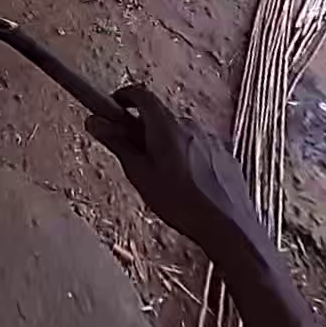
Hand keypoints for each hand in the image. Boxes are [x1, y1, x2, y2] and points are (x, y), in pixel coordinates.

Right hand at [85, 84, 259, 246]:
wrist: (232, 233)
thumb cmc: (180, 203)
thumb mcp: (139, 174)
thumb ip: (116, 143)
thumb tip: (92, 120)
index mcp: (165, 125)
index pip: (141, 93)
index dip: (124, 96)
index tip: (114, 107)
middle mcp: (190, 125)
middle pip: (160, 115)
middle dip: (144, 127)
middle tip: (135, 152)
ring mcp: (212, 140)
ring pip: (180, 132)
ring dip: (167, 142)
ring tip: (164, 174)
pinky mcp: (227, 157)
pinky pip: (200, 146)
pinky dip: (188, 154)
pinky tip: (188, 182)